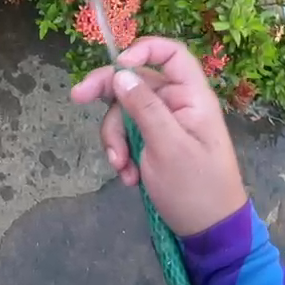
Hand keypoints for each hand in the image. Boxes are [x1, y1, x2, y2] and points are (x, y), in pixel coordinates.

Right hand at [70, 37, 246, 236]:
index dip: (144, 50)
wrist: (209, 235)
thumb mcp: (168, 147)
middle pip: (135, 81)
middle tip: (76, 98)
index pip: (171, 54)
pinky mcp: (152, 142)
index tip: (118, 65)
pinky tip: (126, 174)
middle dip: (107, 94)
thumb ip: (144, 107)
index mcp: (191, 97)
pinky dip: (120, 152)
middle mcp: (176, 103)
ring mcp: (163, 123)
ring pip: (124, 110)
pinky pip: (126, 133)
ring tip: (120, 166)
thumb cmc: (196, 189)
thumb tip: (120, 73)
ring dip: (115, 137)